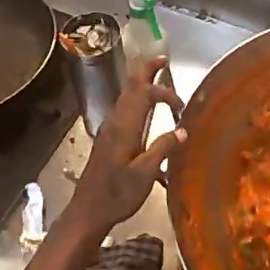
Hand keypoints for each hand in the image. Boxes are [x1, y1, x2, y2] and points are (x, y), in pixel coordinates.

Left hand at [63, 56, 185, 236]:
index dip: (164, 91)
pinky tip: (143, 109)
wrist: (88, 211)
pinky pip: (123, 110)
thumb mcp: (144, 174)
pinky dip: (135, 100)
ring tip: (155, 75)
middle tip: (162, 59)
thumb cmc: (117, 195)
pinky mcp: (107, 140)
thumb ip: (162, 148)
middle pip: (130, 87)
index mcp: (124, 127)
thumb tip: (182, 130)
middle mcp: (114, 122)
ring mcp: (108, 130)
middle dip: (145, 70)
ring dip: (140, 84)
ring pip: (125, 97)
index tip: (181, 105)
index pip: (144, 94)